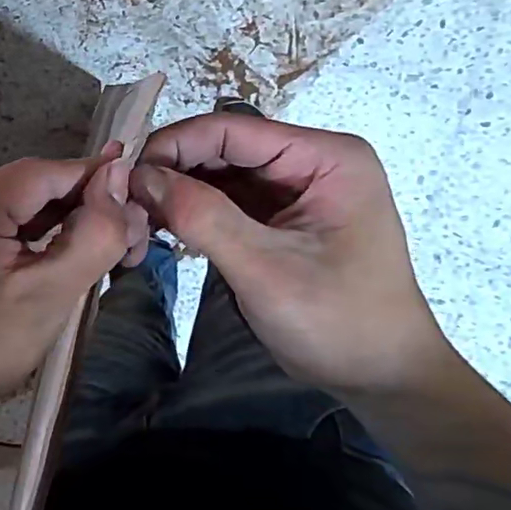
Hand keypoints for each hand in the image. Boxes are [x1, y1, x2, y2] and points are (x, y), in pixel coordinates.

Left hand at [0, 146, 147, 442]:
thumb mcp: (49, 294)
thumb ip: (94, 233)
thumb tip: (119, 177)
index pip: (45, 173)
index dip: (97, 181)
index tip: (139, 197)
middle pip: (29, 187)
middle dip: (79, 210)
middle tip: (129, 242)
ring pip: (14, 202)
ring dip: (56, 223)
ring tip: (101, 250)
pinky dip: (26, 233)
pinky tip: (58, 252)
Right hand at [131, 114, 460, 397]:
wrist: (384, 380)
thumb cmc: (339, 323)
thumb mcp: (266, 270)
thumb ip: (202, 217)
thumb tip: (140, 176)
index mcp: (325, 157)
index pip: (232, 130)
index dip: (174, 145)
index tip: (127, 177)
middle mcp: (309, 160)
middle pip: (222, 147)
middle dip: (172, 170)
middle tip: (126, 201)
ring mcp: (294, 187)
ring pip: (218, 172)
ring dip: (176, 191)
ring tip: (137, 217)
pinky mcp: (279, 214)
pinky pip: (224, 198)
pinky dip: (191, 210)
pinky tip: (162, 226)